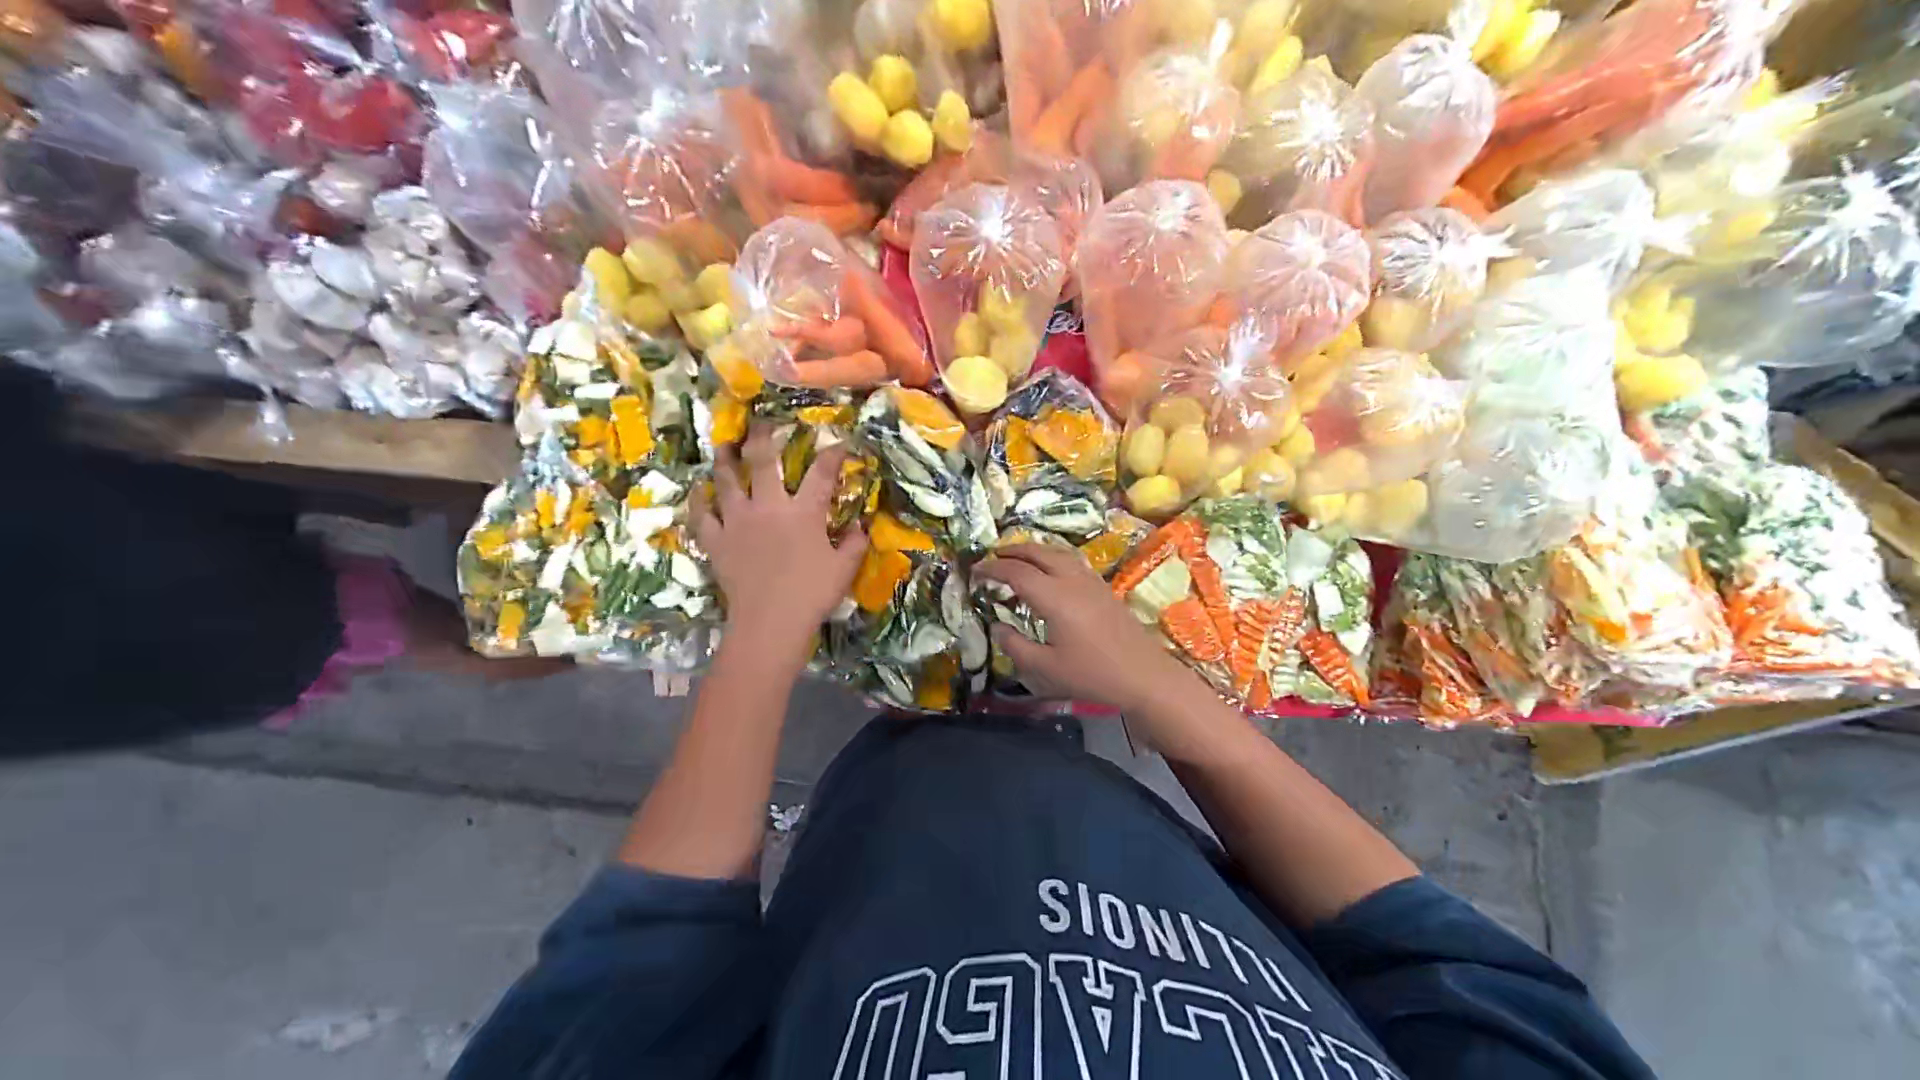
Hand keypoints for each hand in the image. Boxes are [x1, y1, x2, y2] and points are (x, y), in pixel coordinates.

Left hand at [694, 424, 867, 661]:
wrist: (769, 623)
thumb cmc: (812, 594)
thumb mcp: (844, 569)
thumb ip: (854, 543)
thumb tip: (862, 526)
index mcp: (803, 512)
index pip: (821, 473)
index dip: (832, 453)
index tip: (839, 441)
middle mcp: (768, 506)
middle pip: (763, 460)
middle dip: (763, 435)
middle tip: (761, 421)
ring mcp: (737, 521)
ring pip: (726, 480)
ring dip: (726, 459)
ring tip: (725, 445)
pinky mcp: (716, 540)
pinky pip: (702, 515)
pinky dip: (699, 502)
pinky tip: (699, 493)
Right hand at [974, 543, 1206, 715]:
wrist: (1144, 676)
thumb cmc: (1092, 675)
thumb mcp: (1045, 669)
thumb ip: (1015, 646)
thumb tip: (997, 627)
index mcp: (1054, 597)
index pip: (1016, 572)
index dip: (992, 569)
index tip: (974, 571)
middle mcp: (1071, 580)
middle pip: (1038, 552)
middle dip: (1012, 551)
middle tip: (992, 558)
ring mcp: (1091, 581)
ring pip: (1057, 552)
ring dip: (1033, 551)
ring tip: (1017, 558)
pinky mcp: (1103, 588)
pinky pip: (1071, 561)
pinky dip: (1052, 558)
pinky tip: (1049, 572)